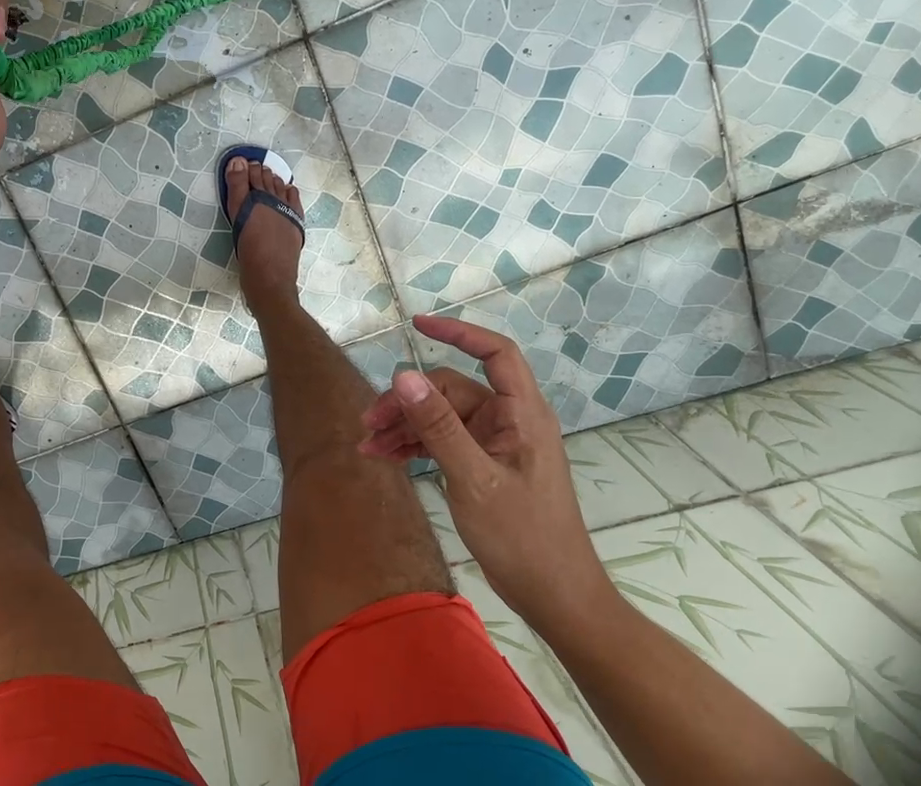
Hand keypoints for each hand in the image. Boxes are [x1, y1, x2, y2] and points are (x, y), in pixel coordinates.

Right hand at [360, 315, 614, 626]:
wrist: (553, 595)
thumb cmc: (524, 537)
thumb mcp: (474, 479)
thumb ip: (438, 426)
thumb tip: (404, 375)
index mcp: (522, 415)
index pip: (496, 354)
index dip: (459, 333)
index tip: (416, 325)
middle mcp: (508, 422)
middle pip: (451, 389)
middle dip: (408, 400)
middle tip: (368, 424)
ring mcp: (495, 445)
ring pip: (440, 416)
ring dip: (403, 426)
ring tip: (367, 445)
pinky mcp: (482, 466)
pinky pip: (441, 441)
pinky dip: (413, 445)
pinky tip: (384, 457)